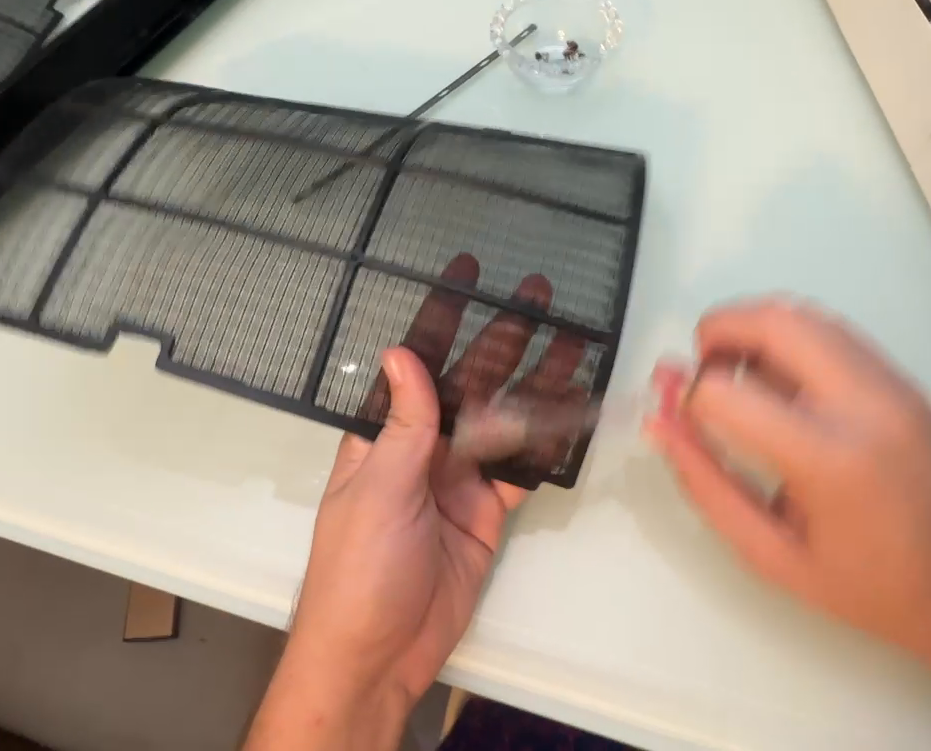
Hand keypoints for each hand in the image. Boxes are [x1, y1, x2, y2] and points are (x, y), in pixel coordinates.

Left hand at [246, 257, 579, 749]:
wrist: (378, 655)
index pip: (418, 362)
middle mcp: (424, 446)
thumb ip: (403, 424)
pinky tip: (572, 410)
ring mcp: (458, 478)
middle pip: (472, 382)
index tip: (466, 274)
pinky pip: (521, 469)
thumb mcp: (378, 489)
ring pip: (504, 419)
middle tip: (537, 295)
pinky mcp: (487, 512)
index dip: (442, 317)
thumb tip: (401, 352)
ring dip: (535, 380)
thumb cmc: (359, 568)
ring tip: (570, 340)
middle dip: (504, 337)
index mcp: (387, 432)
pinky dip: (546, 443)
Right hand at [644, 299, 930, 676]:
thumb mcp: (771, 555)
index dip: (687, 399)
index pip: (725, 390)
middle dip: (715, 332)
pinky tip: (783, 386)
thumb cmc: (876, 589)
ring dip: (751, 329)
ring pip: (802, 313)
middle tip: (700, 371)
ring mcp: (893, 384)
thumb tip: (660, 418)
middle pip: (771, 320)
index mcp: (831, 459)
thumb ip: (705, 482)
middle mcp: (866, 404)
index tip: (685, 423)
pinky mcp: (905, 379)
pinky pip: (831, 331)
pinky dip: (787, 339)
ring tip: (738, 377)